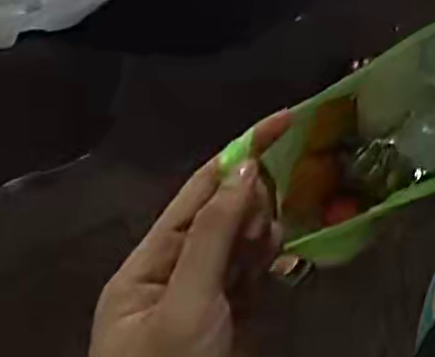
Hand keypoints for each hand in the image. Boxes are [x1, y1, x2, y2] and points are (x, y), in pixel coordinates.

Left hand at [90, 112, 291, 356]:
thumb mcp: (187, 307)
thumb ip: (214, 233)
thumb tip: (245, 168)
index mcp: (147, 265)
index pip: (200, 188)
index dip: (243, 149)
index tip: (287, 118)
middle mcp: (172, 272)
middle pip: (224, 210)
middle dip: (253, 205)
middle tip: (265, 234)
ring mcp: (200, 295)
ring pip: (243, 237)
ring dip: (262, 236)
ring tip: (265, 264)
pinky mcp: (226, 315)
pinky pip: (252, 269)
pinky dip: (268, 261)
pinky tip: (276, 269)